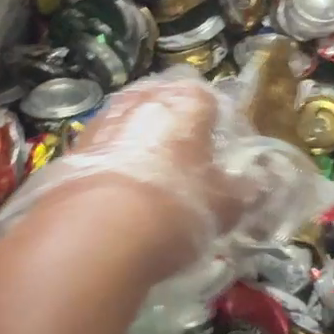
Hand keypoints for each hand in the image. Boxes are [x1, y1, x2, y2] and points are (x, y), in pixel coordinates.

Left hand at [0, 68, 246, 271]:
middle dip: (176, 130)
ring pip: (131, 126)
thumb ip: (247, 190)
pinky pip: (103, 151)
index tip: (221, 155)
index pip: (210, 99)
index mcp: (186, 100)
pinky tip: (119, 197)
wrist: (95, 234)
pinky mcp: (72, 148)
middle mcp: (143, 99)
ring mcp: (103, 120)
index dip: (218, 126)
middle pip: (165, 106)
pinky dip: (113, 166)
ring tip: (151, 184)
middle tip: (187, 167)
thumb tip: (260, 183)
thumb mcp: (225, 206)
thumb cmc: (176, 207)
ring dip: (141, 146)